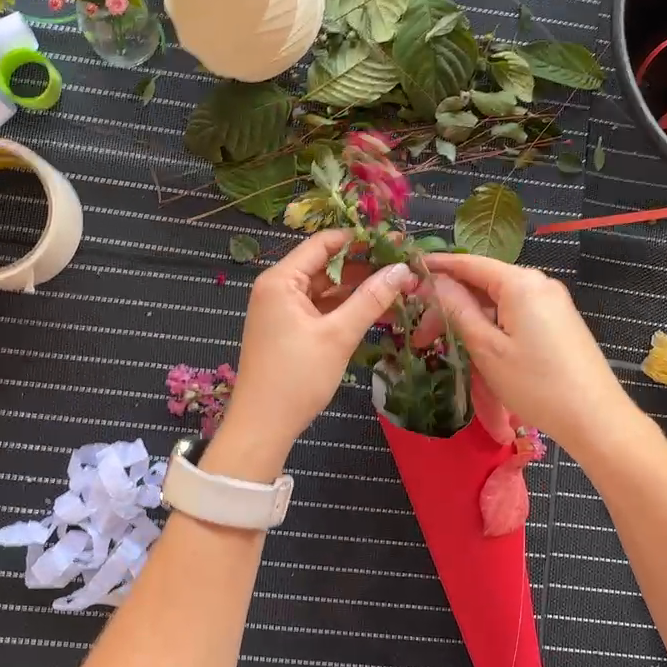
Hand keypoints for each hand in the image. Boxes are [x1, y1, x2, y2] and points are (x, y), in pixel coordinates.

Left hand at [217, 230, 418, 471]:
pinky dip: (346, 307)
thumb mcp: (338, 336)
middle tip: (404, 266)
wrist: (262, 426)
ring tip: (398, 286)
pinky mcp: (289, 328)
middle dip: (364, 265)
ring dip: (358, 288)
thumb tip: (403, 269)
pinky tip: (376, 308)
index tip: (396, 242)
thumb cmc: (296, 377)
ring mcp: (282, 309)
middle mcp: (278, 287)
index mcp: (281, 280)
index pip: (324, 243)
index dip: (360, 240)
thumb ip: (371, 300)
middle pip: (326, 264)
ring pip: (326, 288)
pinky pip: (321, 307)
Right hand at [420, 253, 636, 451]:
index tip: (407, 274)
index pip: (469, 263)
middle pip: (483, 283)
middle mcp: (538, 283)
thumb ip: (458, 309)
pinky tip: (476, 345)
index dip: (437, 268)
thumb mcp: (487, 348)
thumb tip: (434, 281)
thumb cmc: (536, 384)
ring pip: (499, 301)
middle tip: (419, 336)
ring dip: (469, 318)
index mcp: (520, 282)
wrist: (595, 418)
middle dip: (449, 304)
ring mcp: (552, 302)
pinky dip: (491, 325)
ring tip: (443, 344)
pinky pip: (516, 313)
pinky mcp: (559, 322)